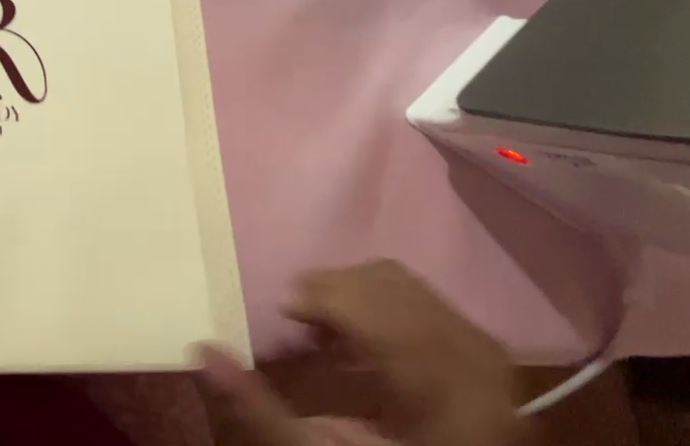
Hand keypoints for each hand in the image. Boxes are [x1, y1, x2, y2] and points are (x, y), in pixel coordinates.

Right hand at [197, 261, 523, 445]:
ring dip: (356, 293)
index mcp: (436, 385)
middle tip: (300, 317)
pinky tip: (364, 339)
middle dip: (335, 290)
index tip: (288, 311)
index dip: (326, 297)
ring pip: (406, 282)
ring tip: (328, 327)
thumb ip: (261, 408)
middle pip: (389, 283)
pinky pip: (428, 298)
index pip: (378, 305)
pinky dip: (385, 304)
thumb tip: (203, 351)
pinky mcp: (487, 356)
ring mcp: (487, 355)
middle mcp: (472, 358)